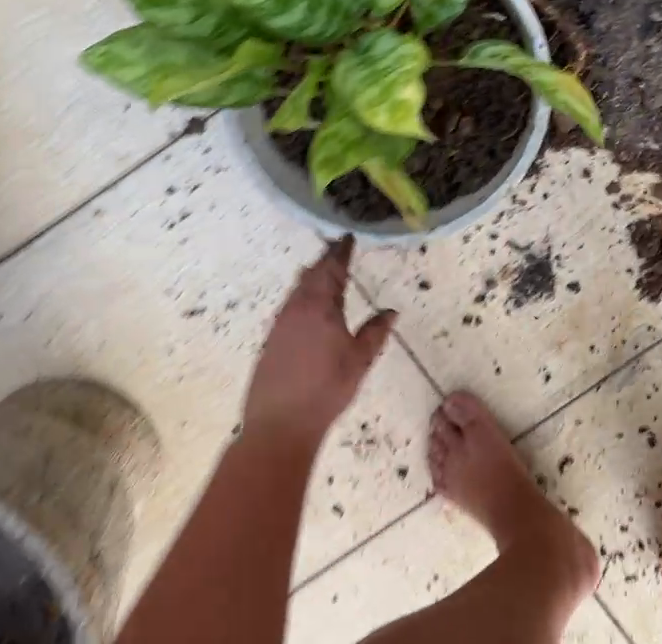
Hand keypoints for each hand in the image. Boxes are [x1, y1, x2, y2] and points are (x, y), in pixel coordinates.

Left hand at [242, 238, 396, 445]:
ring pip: (296, 290)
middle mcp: (296, 309)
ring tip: (322, 270)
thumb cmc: (326, 389)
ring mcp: (279, 325)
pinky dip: (300, 295)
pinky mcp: (270, 341)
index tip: (348, 238)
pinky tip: (306, 305)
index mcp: (320, 306)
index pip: (332, 270)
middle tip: (337, 249)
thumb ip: (375, 332)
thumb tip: (391, 311)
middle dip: (325, 261)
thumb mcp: (360, 360)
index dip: (341, 252)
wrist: (279, 424)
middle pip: (311, 275)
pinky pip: (288, 305)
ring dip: (310, 277)